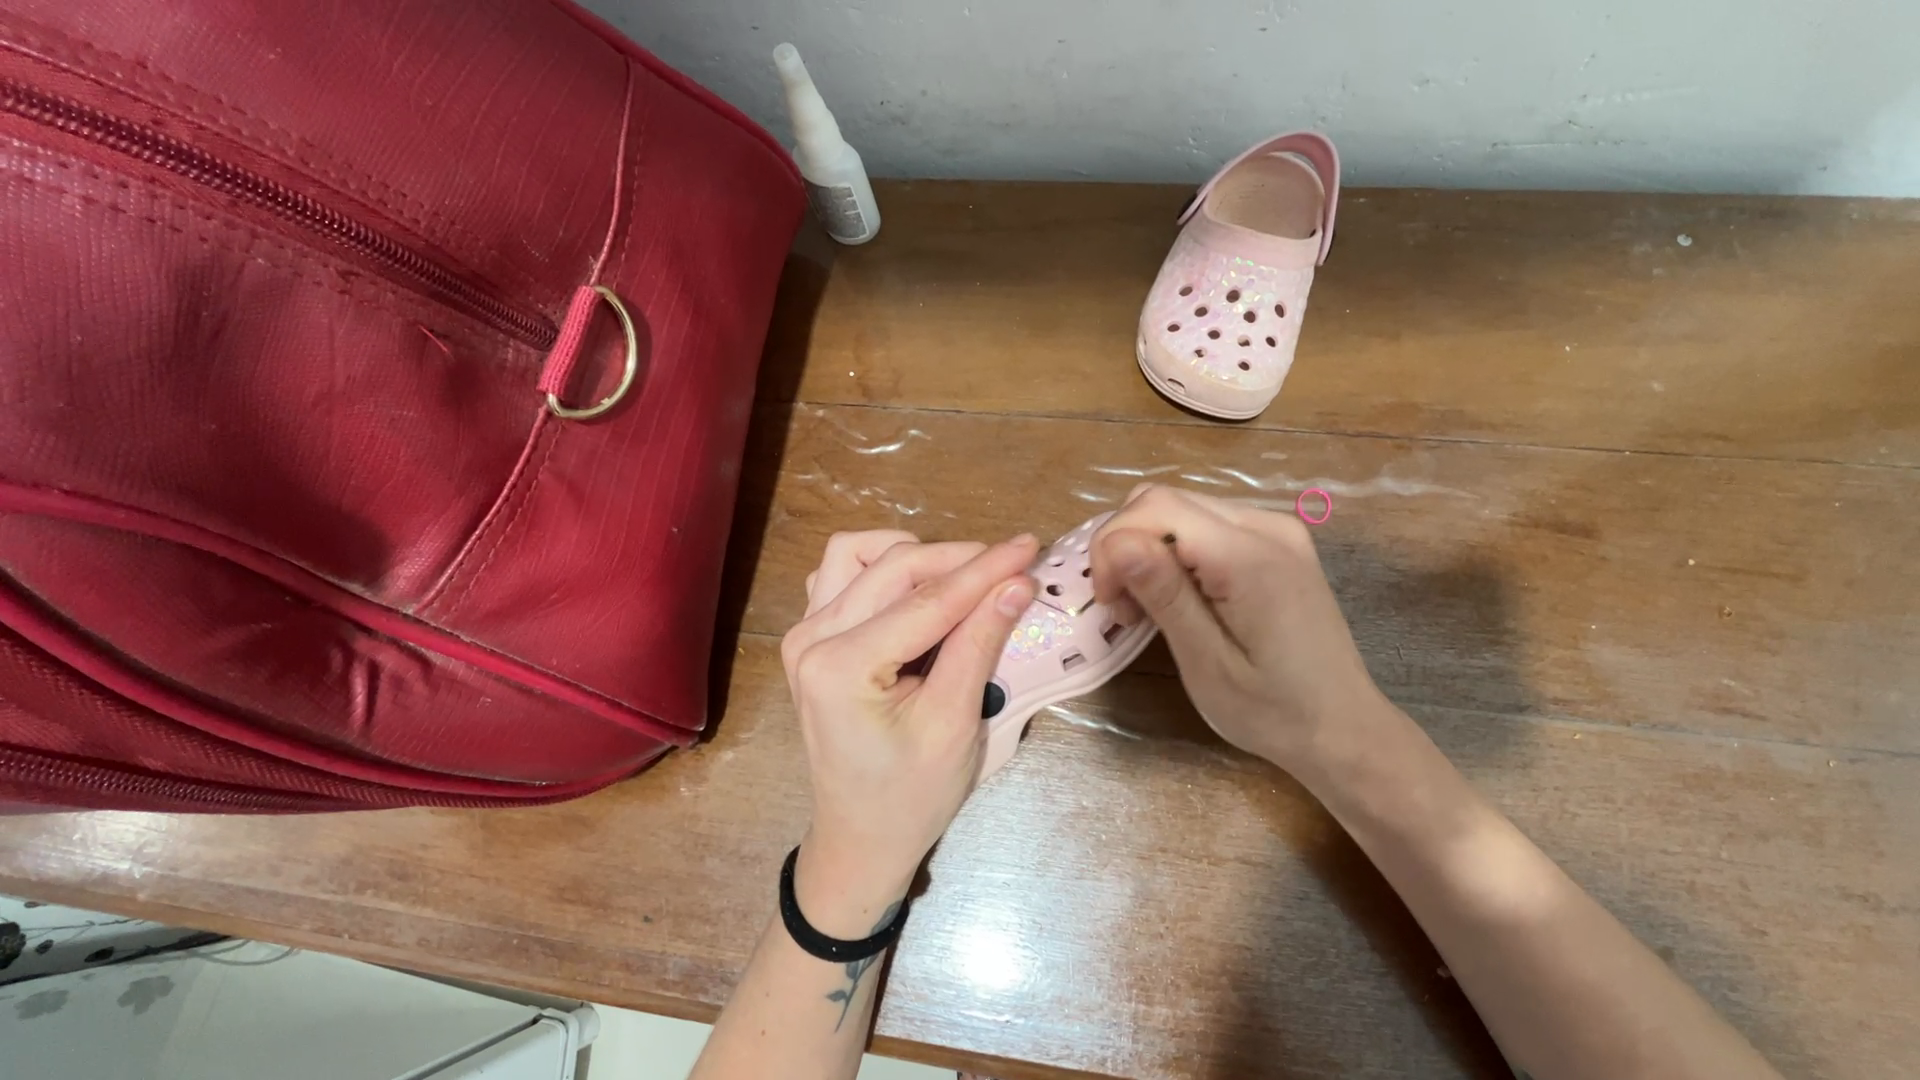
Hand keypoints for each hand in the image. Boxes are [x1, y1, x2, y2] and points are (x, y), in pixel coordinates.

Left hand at [780, 531, 1038, 928]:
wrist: (860, 836)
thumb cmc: (910, 796)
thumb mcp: (953, 724)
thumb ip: (979, 644)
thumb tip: (1017, 582)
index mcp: (840, 666)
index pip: (927, 600)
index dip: (985, 569)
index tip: (1030, 544)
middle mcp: (811, 637)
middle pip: (892, 566)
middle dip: (958, 561)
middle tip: (1011, 566)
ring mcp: (803, 633)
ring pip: (860, 556)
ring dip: (916, 557)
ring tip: (964, 579)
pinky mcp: (810, 636)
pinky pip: (842, 575)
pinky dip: (882, 570)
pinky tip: (916, 590)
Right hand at [1089, 485, 1385, 769]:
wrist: (1344, 729)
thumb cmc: (1272, 712)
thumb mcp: (1207, 664)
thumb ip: (1165, 594)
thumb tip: (1116, 541)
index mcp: (1250, 556)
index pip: (1155, 509)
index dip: (1114, 548)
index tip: (1111, 606)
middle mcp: (1266, 525)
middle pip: (1164, 500)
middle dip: (1124, 546)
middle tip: (1125, 609)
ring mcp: (1275, 529)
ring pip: (1178, 508)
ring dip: (1146, 549)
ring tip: (1149, 607)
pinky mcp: (1275, 542)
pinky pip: (1203, 524)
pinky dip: (1173, 551)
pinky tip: (1178, 596)